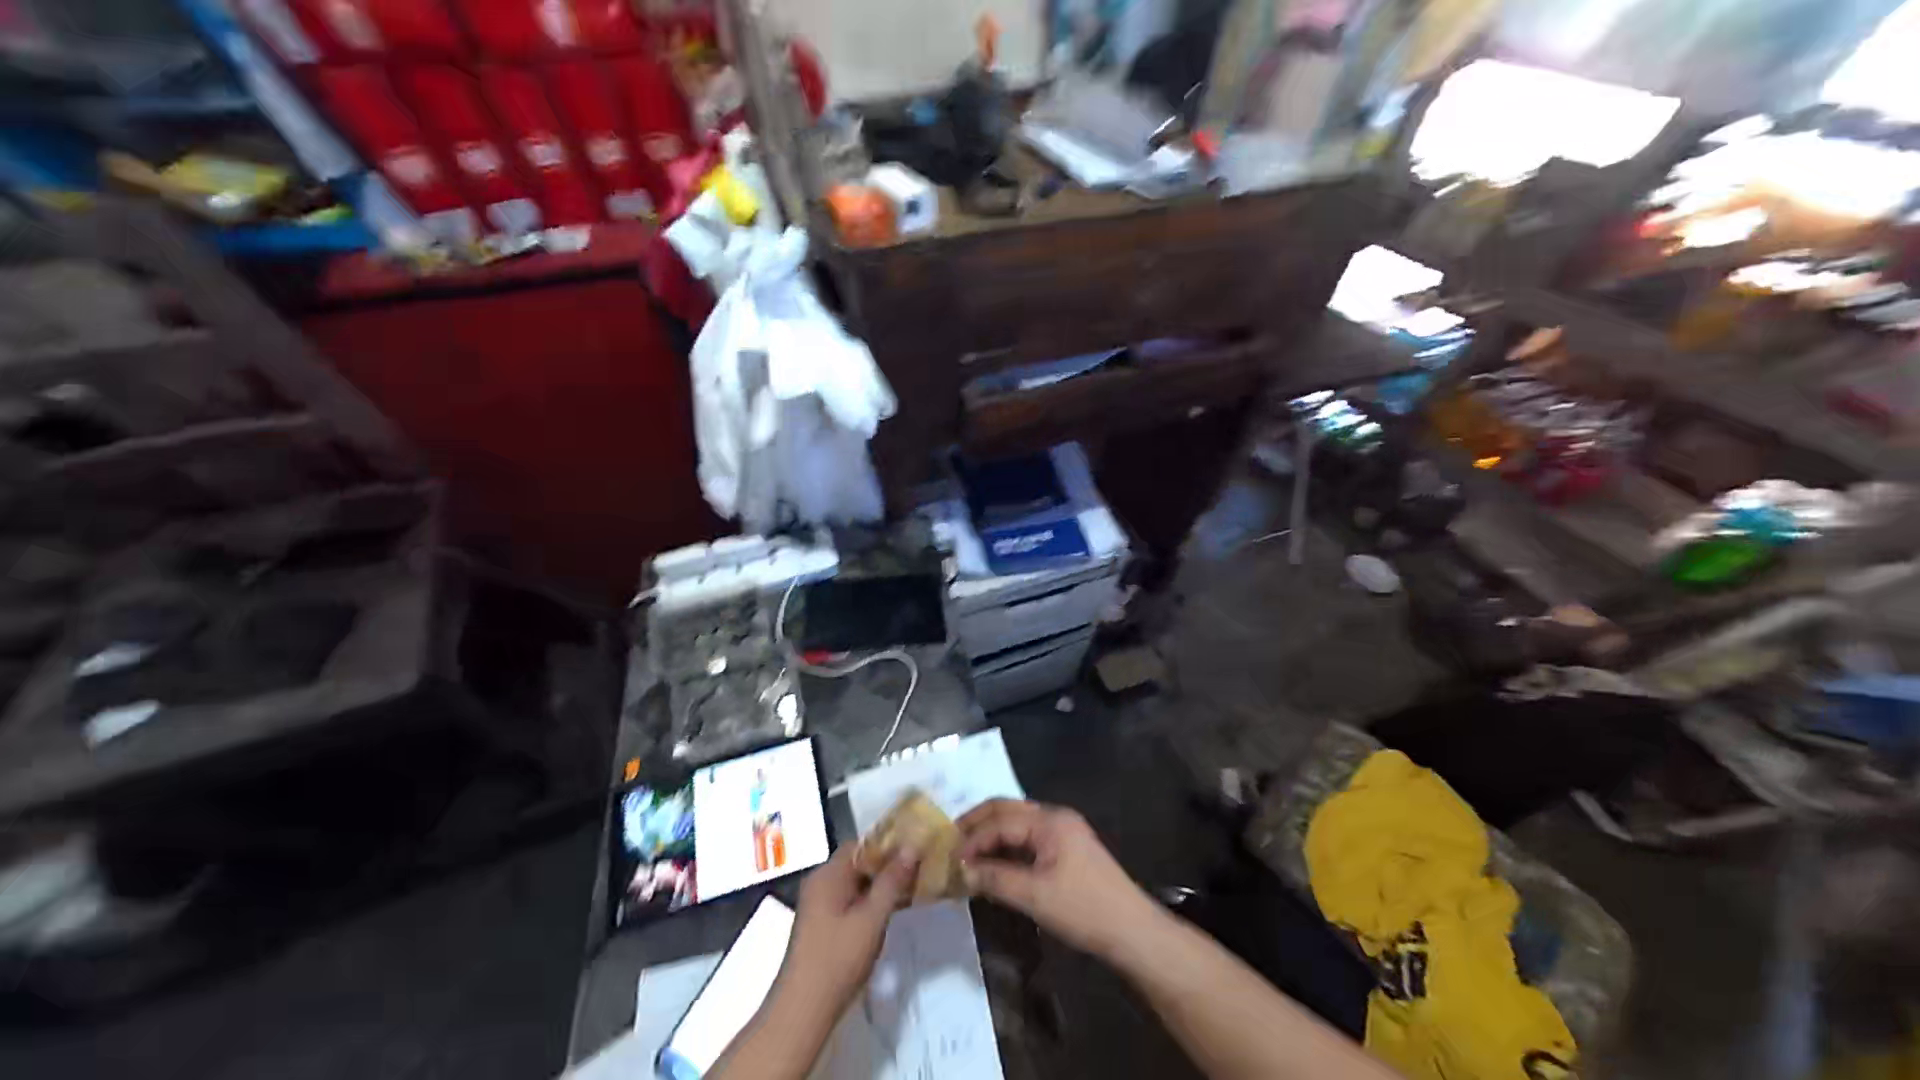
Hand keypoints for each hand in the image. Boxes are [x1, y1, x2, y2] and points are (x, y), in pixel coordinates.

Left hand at [771, 845, 918, 1016]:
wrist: (803, 1010)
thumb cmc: (838, 958)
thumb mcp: (872, 918)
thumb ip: (892, 881)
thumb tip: (911, 847)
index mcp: (828, 874)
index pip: (861, 843)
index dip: (889, 843)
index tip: (915, 847)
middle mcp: (820, 883)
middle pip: (858, 862)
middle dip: (887, 864)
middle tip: (919, 868)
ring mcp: (819, 905)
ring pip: (855, 883)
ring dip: (880, 885)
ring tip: (912, 887)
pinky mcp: (822, 924)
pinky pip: (850, 900)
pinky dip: (870, 901)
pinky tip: (891, 911)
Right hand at [957, 799, 1162, 960]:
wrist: (1132, 931)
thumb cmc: (1083, 909)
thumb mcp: (1035, 896)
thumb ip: (996, 878)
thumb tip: (962, 870)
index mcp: (1050, 820)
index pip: (1000, 820)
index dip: (972, 838)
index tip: (949, 858)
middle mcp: (1055, 816)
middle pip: (1007, 811)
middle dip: (978, 825)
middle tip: (951, 843)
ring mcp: (1063, 831)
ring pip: (1017, 823)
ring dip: (991, 835)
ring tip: (967, 854)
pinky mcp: (1067, 848)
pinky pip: (1028, 837)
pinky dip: (1007, 846)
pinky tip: (994, 863)